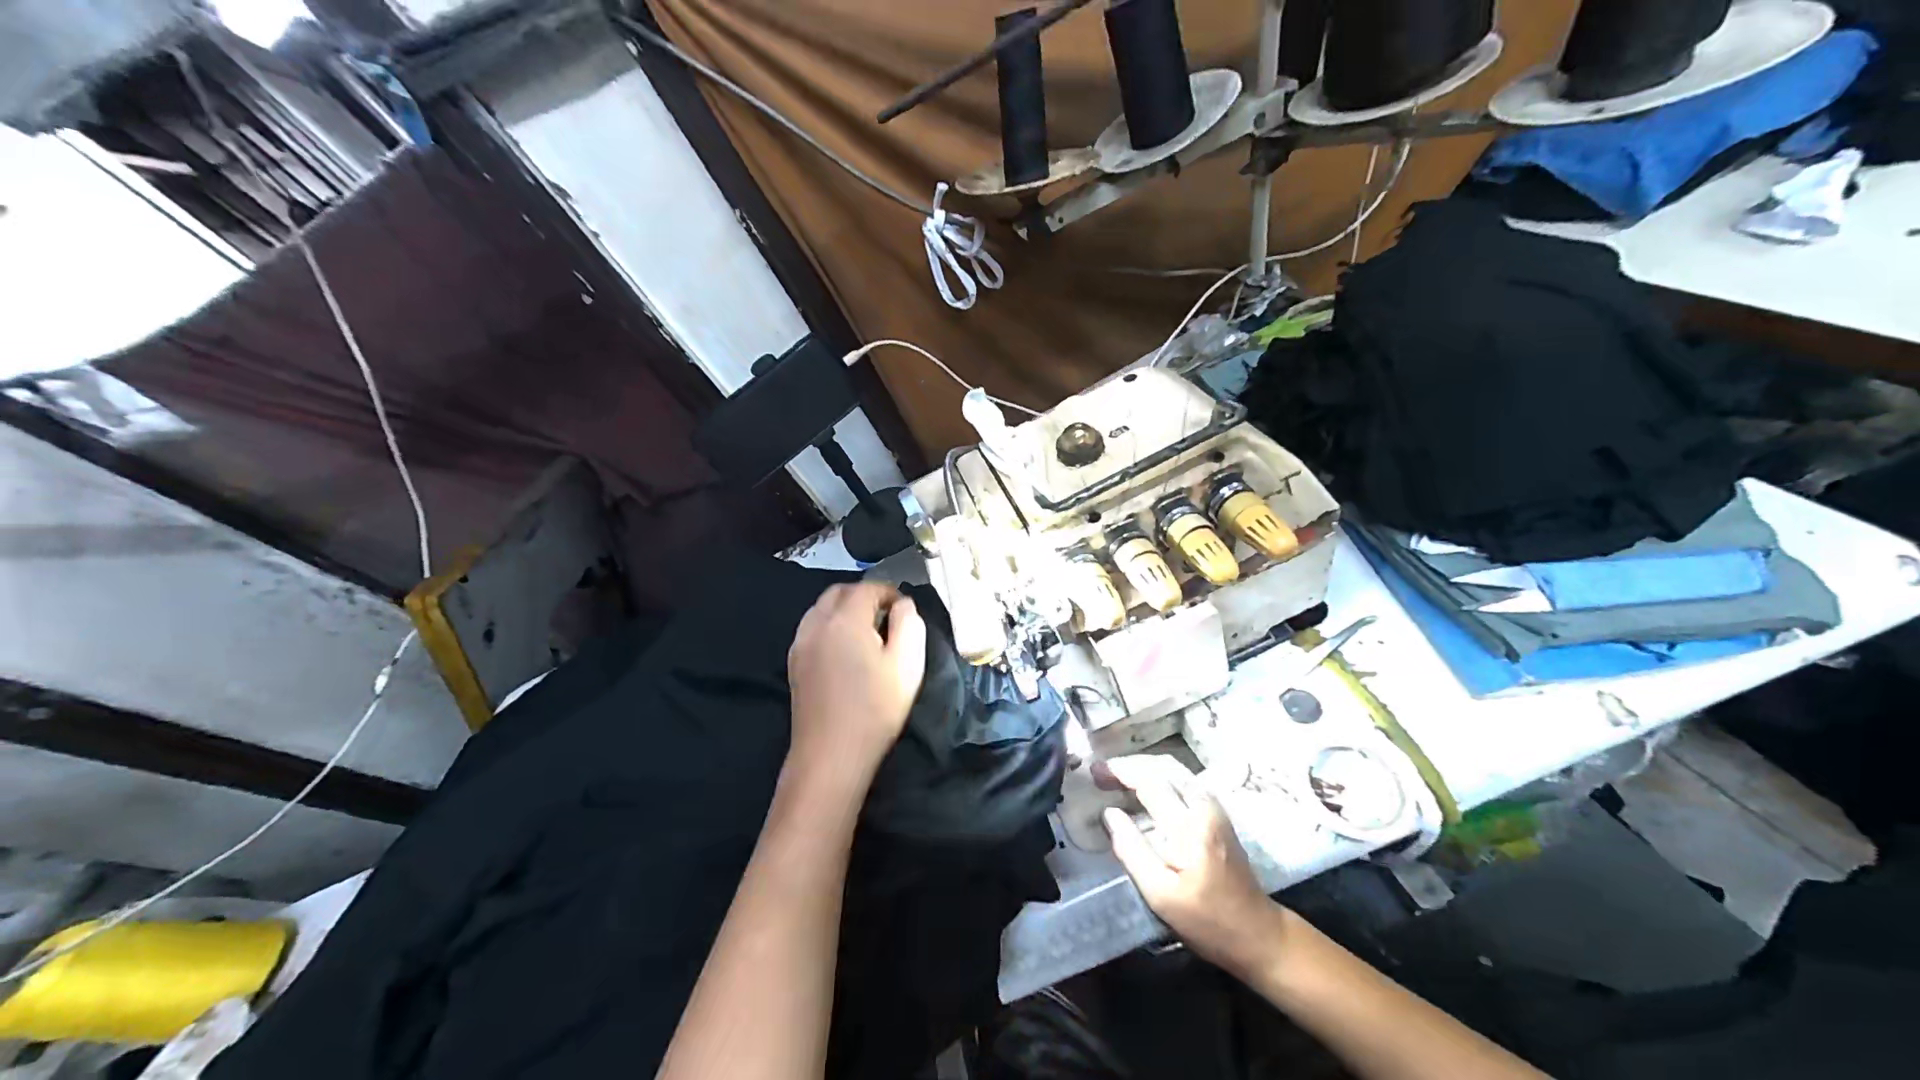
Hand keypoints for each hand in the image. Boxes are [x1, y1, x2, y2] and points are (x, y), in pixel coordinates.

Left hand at [785, 583, 927, 793]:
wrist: (830, 755)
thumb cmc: (875, 709)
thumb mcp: (907, 665)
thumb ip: (909, 624)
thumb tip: (903, 604)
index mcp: (845, 619)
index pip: (868, 588)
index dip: (890, 592)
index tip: (905, 610)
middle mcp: (817, 623)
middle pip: (839, 592)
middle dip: (864, 596)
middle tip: (887, 617)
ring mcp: (800, 643)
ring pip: (821, 609)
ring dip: (844, 609)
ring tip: (867, 633)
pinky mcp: (794, 663)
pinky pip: (811, 628)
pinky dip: (829, 626)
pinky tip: (844, 651)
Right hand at [1102, 755, 1281, 975]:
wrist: (1260, 935)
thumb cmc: (1208, 921)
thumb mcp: (1161, 895)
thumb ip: (1133, 851)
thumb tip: (1109, 815)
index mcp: (1190, 827)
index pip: (1150, 783)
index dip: (1120, 773)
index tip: (1095, 773)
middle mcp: (1205, 809)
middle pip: (1165, 769)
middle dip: (1130, 766)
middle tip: (1102, 775)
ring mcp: (1216, 812)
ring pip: (1177, 772)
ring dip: (1146, 769)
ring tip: (1119, 779)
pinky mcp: (1219, 819)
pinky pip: (1186, 783)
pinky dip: (1162, 779)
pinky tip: (1148, 791)